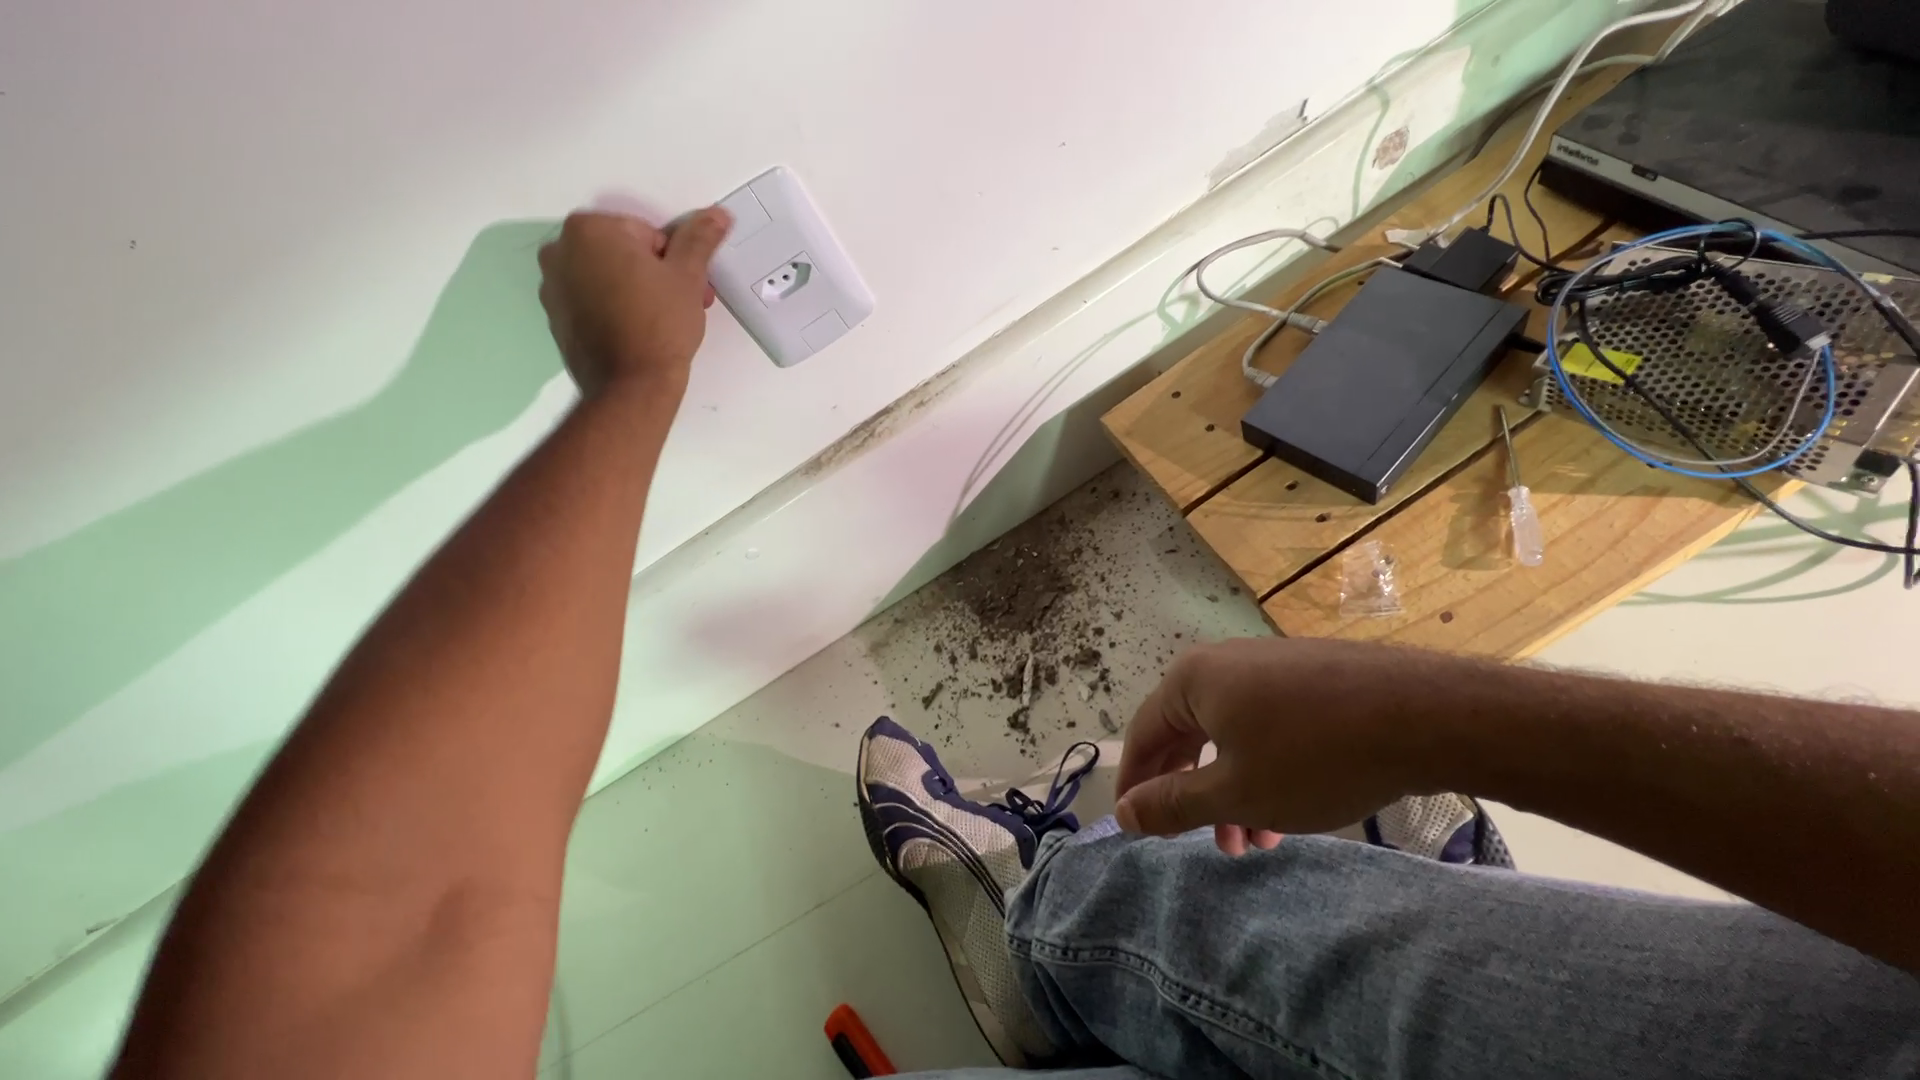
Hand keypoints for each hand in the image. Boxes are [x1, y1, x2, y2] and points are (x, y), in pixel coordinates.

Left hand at [538, 208, 730, 399]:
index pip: (646, 234)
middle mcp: (560, 251)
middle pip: (623, 253)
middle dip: (654, 275)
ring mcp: (552, 287)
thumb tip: (717, 215)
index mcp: (590, 230)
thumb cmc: (660, 324)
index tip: (686, 288)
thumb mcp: (687, 276)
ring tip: (661, 322)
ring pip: (607, 277)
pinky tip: (636, 333)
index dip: (672, 261)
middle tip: (680, 305)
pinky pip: (592, 302)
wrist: (630, 386)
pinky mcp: (555, 318)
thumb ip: (699, 240)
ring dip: (635, 291)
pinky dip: (613, 309)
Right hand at [1114, 638, 1444, 854]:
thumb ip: (1172, 804)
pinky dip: (1263, 769)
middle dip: (1193, 795)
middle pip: (1187, 734)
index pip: (1143, 735)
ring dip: (1232, 790)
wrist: (1425, 715)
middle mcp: (1222, 663)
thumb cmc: (1314, 757)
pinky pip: (1265, 724)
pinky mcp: (1309, 676)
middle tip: (1203, 841)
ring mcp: (1269, 665)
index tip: (1134, 827)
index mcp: (1191, 680)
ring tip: (1255, 841)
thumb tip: (1124, 811)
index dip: (1135, 784)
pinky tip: (1288, 808)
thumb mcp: (1235, 793)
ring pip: (1230, 735)